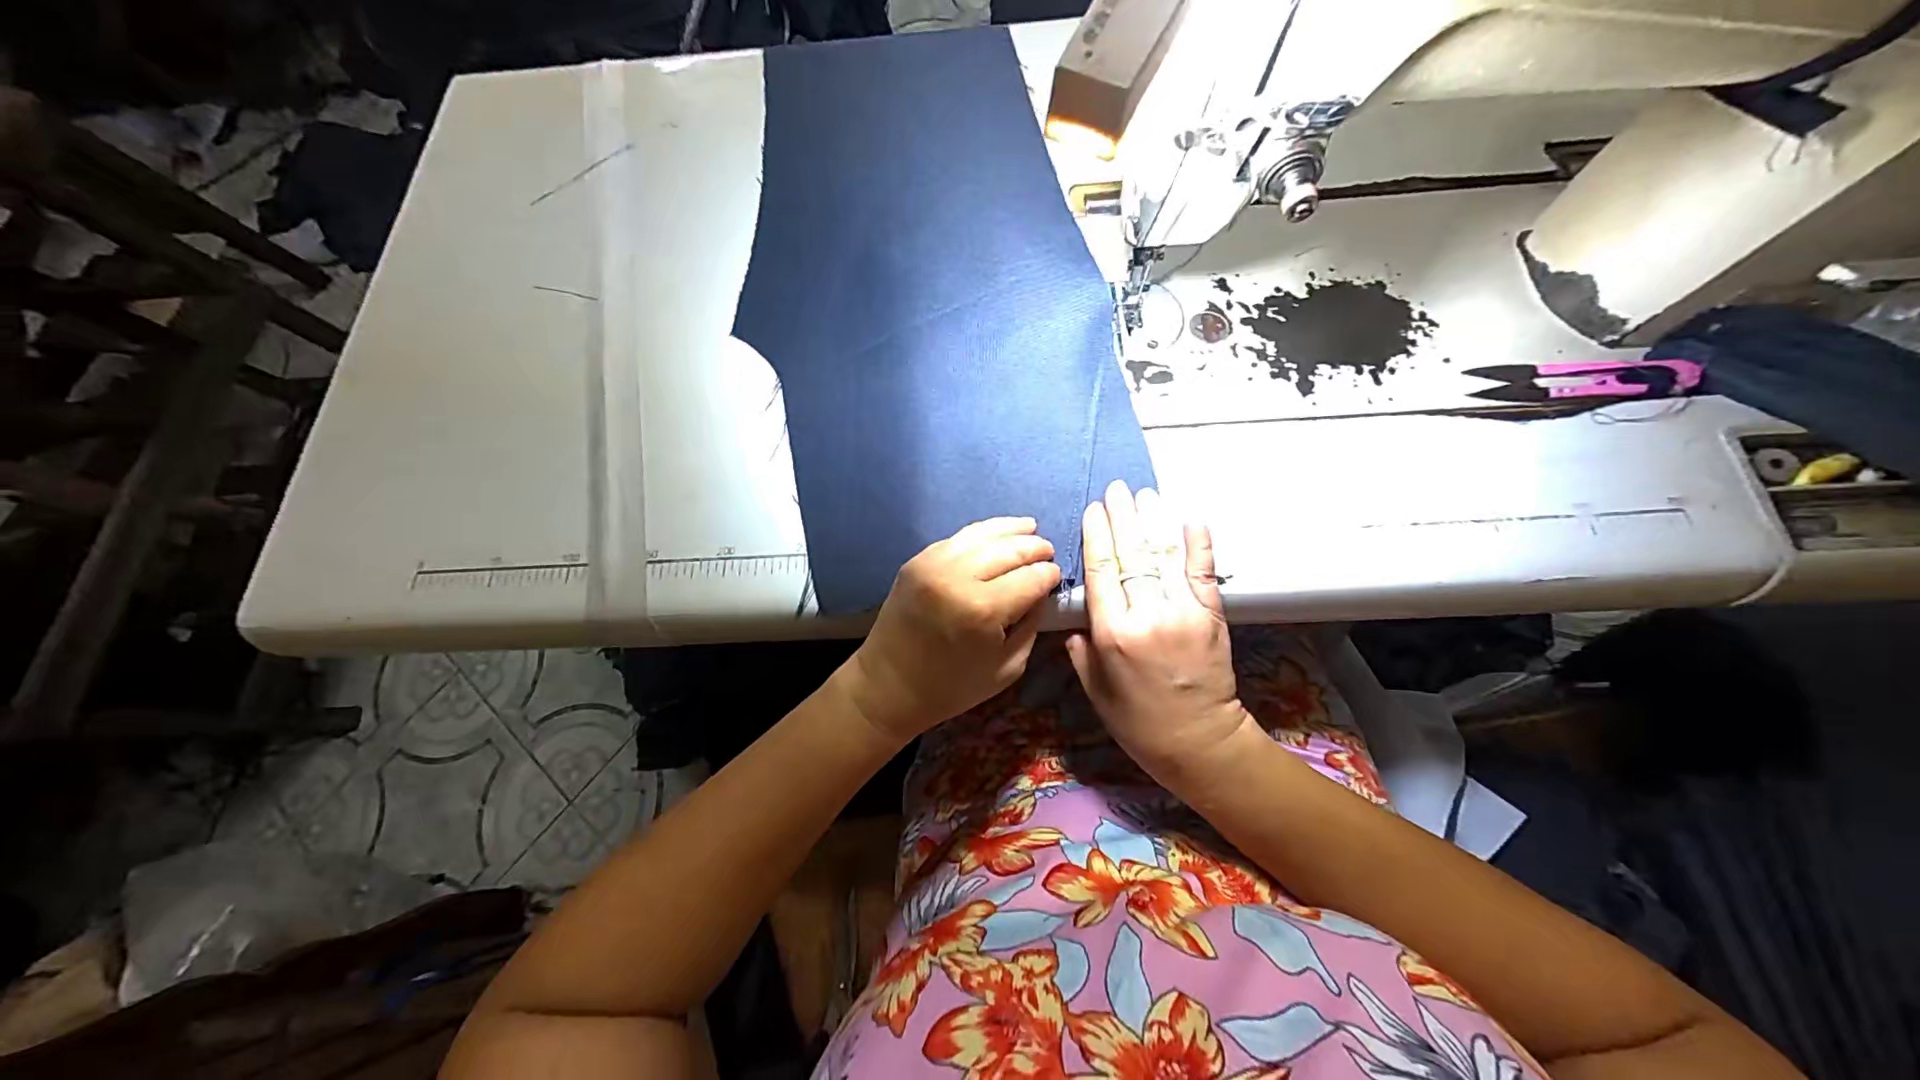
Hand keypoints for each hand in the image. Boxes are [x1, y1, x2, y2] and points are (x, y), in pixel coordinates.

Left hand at [840, 517, 1062, 742]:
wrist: (887, 686)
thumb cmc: (951, 688)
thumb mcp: (1008, 667)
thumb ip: (1030, 624)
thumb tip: (1041, 592)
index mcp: (982, 609)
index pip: (1031, 577)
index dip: (1049, 574)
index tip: (1056, 576)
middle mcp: (957, 576)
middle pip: (1009, 548)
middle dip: (1034, 547)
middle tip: (1048, 551)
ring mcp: (932, 564)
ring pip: (982, 534)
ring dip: (1010, 530)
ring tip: (1029, 528)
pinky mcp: (916, 561)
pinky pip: (957, 539)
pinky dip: (980, 535)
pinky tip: (995, 537)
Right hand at [1066, 481, 1250, 776]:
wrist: (1198, 742)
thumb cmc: (1138, 721)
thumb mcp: (1094, 689)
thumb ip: (1081, 649)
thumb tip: (1077, 618)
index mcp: (1112, 633)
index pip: (1101, 570)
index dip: (1095, 535)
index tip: (1092, 510)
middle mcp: (1147, 614)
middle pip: (1132, 553)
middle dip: (1121, 516)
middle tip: (1115, 489)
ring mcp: (1184, 611)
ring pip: (1165, 554)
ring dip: (1154, 520)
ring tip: (1144, 494)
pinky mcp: (1212, 615)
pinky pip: (1203, 571)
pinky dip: (1198, 543)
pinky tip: (1191, 519)